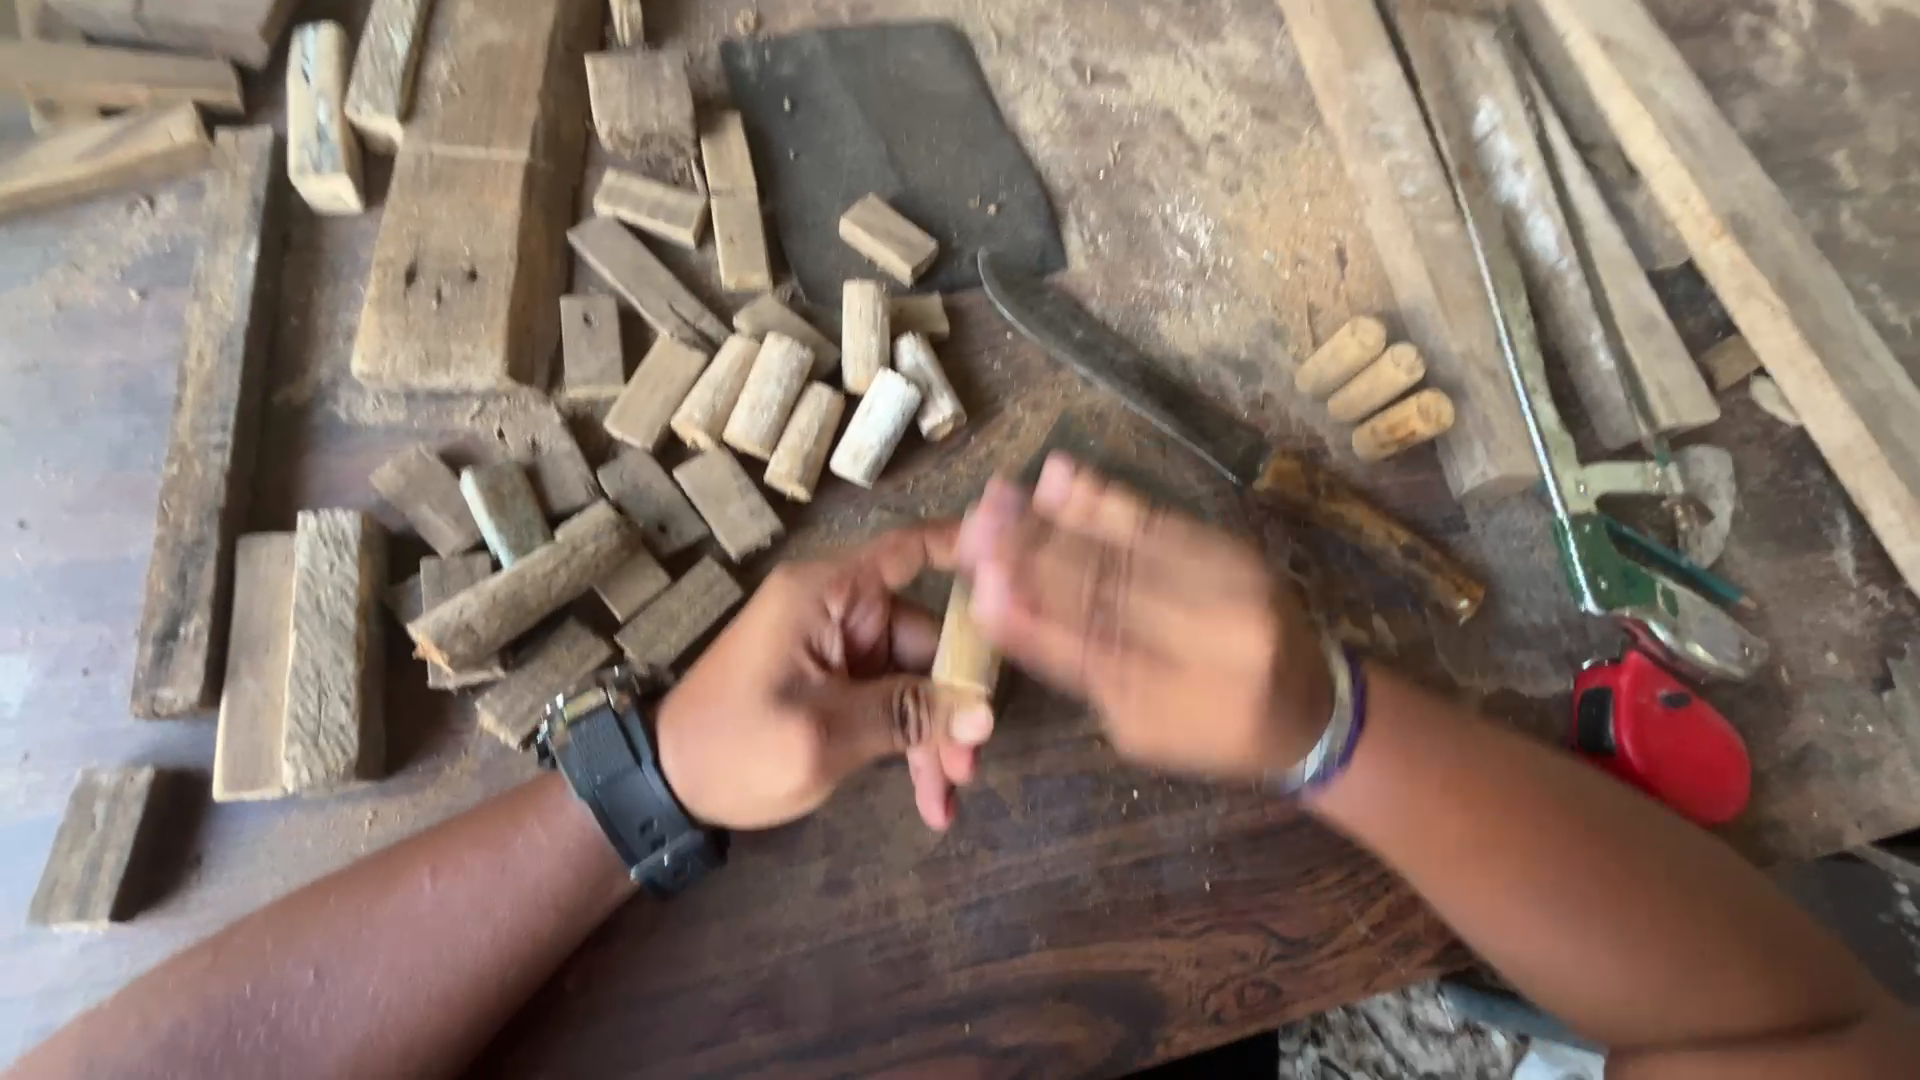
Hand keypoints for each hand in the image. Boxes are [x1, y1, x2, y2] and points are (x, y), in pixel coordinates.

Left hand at [656, 524, 995, 831]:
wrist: (666, 789)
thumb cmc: (734, 746)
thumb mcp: (823, 734)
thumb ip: (906, 715)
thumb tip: (984, 713)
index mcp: (827, 594)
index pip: (908, 550)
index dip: (965, 549)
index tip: (1019, 567)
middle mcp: (840, 611)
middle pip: (927, 640)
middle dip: (953, 703)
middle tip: (970, 765)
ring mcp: (842, 651)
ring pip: (918, 682)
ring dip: (935, 737)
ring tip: (946, 799)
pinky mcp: (841, 685)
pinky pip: (895, 704)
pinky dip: (911, 744)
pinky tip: (929, 798)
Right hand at [953, 454, 1331, 779]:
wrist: (1311, 703)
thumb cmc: (1215, 731)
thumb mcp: (1144, 728)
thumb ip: (1082, 671)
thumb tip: (1006, 614)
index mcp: (1188, 698)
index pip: (1091, 648)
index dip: (1032, 618)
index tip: (978, 585)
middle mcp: (1216, 635)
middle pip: (1103, 589)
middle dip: (1031, 555)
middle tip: (972, 526)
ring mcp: (1228, 583)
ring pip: (1123, 549)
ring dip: (1053, 520)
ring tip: (998, 496)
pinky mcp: (1229, 547)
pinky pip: (1157, 519)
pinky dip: (1102, 497)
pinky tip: (1060, 474)